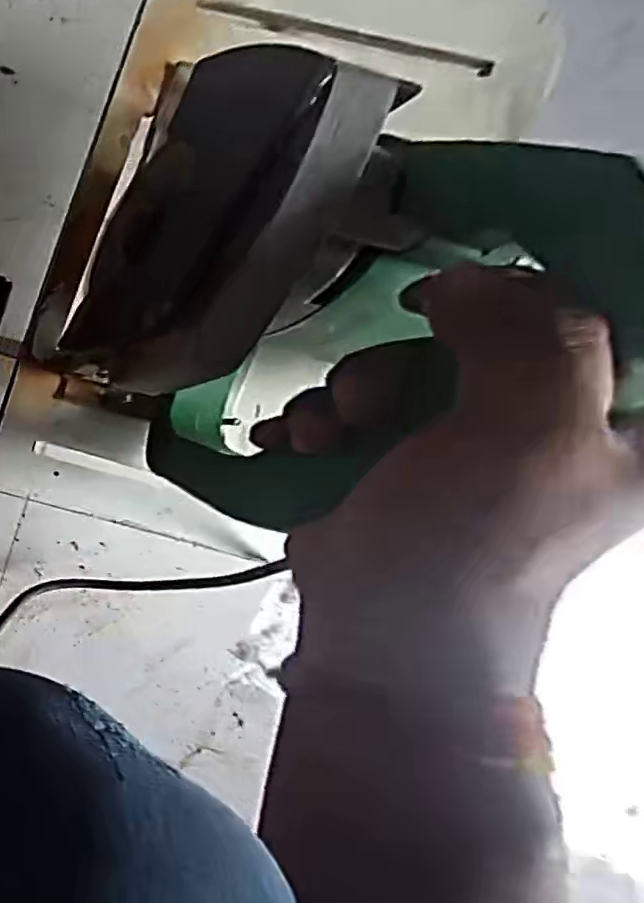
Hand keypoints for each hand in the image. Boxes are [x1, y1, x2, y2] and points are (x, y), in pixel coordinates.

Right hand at [257, 265, 643, 695]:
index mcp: (616, 414)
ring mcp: (452, 444)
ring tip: (322, 440)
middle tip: (368, 408)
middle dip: (391, 368)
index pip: (590, 316)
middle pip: (461, 344)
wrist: (383, 623)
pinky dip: (307, 423)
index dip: (525, 290)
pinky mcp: (383, 463)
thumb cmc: (469, 540)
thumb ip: (522, 343)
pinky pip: (340, 414)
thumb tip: (461, 279)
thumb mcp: (524, 436)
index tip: (443, 297)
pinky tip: (291, 443)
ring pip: (387, 378)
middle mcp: (539, 421)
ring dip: (335, 401)